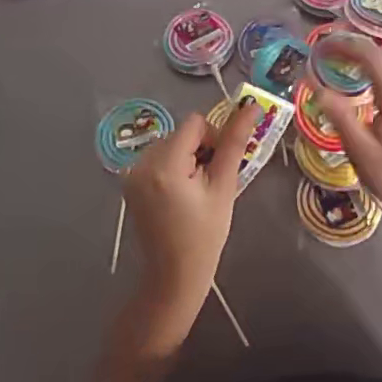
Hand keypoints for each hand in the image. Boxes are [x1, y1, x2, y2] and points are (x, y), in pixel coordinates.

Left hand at [124, 102, 259, 314]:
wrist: (175, 275)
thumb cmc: (205, 235)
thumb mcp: (224, 187)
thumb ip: (234, 143)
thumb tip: (251, 106)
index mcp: (163, 163)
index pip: (195, 123)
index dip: (213, 140)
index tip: (218, 169)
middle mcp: (141, 163)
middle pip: (181, 133)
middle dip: (199, 151)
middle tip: (208, 185)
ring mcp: (131, 174)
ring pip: (170, 145)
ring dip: (187, 160)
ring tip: (194, 193)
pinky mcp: (130, 184)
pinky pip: (158, 160)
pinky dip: (173, 169)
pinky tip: (180, 197)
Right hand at [323, 44, 381, 232]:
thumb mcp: (359, 148)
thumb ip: (338, 114)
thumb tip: (315, 86)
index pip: (370, 55)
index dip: (344, 45)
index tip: (320, 45)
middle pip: (376, 56)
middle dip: (348, 48)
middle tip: (320, 51)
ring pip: (380, 66)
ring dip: (356, 59)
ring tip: (329, 61)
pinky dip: (364, 72)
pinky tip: (349, 81)